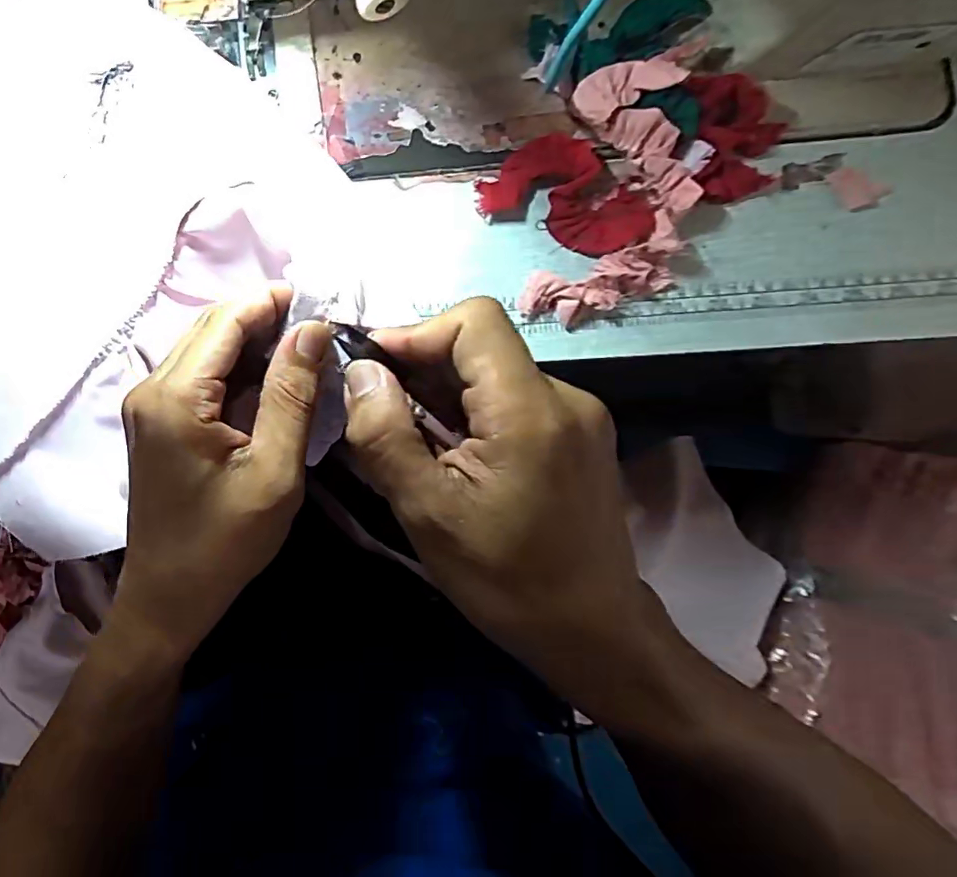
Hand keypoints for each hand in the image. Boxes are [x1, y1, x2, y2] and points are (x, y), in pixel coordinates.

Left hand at [111, 286, 329, 663]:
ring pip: (205, 347)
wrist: (168, 597)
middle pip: (211, 327)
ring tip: (303, 348)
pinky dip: (237, 366)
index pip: (225, 321)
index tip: (319, 299)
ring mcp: (149, 403)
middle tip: (317, 325)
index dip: (271, 301)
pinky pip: (200, 374)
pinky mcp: (157, 419)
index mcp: (175, 397)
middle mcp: (152, 388)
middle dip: (263, 317)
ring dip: (252, 341)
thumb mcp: (274, 470)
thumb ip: (292, 395)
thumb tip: (312, 328)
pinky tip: (272, 377)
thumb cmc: (225, 543)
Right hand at [341, 298, 655, 704]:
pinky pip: (512, 399)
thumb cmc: (507, 581)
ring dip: (442, 394)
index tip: (374, 371)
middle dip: (420, 368)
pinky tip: (449, 453)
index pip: (474, 319)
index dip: (417, 333)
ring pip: (493, 373)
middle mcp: (563, 397)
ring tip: (409, 439)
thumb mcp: (427, 513)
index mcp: (529, 409)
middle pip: (481, 345)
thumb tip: (360, 371)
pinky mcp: (577, 435)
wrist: (596, 636)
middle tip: (378, 411)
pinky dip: (470, 412)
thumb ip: (384, 434)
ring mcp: (577, 415)